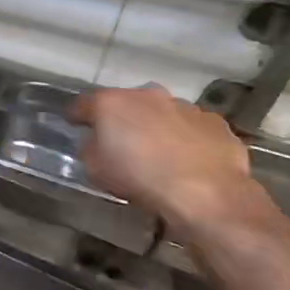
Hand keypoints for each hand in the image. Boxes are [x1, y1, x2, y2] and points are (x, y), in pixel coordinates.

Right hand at [70, 85, 263, 226]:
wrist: (205, 193)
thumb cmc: (140, 179)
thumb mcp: (96, 170)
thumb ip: (90, 149)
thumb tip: (96, 144)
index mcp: (112, 103)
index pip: (83, 104)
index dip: (77, 117)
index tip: (75, 126)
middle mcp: (148, 95)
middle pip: (127, 103)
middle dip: (122, 119)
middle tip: (120, 143)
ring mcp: (185, 106)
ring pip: (162, 113)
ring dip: (156, 127)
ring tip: (158, 155)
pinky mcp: (214, 122)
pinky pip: (192, 128)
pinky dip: (186, 139)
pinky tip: (188, 161)